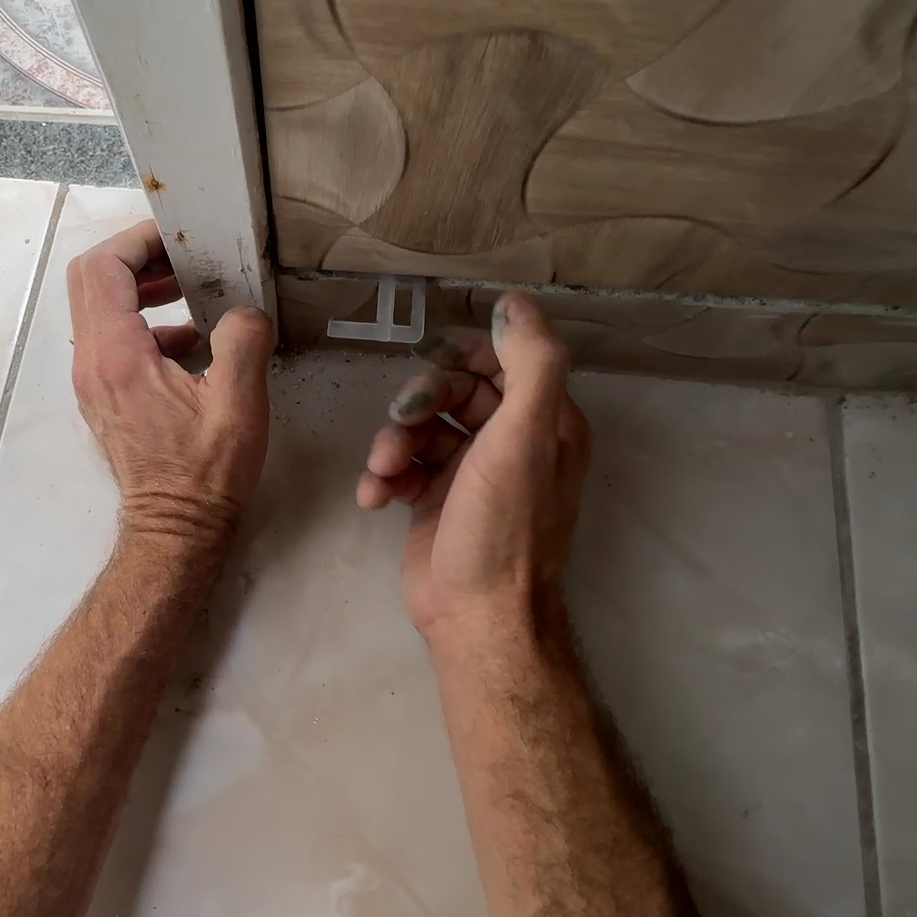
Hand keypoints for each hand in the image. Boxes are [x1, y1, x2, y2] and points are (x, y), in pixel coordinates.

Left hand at [68, 220, 274, 548]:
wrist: (175, 529)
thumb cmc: (205, 474)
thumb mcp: (238, 406)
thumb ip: (243, 342)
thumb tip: (245, 311)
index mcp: (117, 357)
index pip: (102, 269)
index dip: (137, 240)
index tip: (178, 236)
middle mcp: (91, 363)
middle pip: (91, 280)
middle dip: (135, 257)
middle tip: (183, 255)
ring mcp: (92, 380)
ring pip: (98, 309)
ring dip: (139, 289)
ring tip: (189, 286)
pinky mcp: (103, 395)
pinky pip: (111, 339)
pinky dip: (144, 323)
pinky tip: (190, 341)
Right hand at [357, 293, 591, 640]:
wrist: (474, 615)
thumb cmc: (504, 526)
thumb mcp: (525, 438)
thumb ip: (530, 364)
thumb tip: (514, 302)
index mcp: (543, 422)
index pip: (501, 362)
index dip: (464, 359)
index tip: (435, 369)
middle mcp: (507, 442)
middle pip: (451, 392)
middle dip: (419, 403)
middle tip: (401, 422)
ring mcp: (467, 472)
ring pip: (419, 428)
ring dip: (392, 443)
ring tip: (382, 472)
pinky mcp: (431, 500)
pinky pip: (401, 467)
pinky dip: (382, 477)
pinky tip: (374, 498)